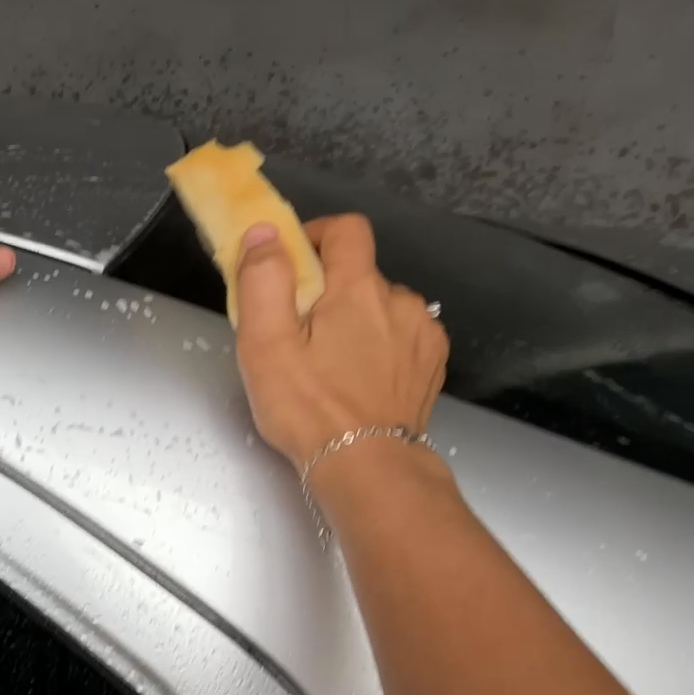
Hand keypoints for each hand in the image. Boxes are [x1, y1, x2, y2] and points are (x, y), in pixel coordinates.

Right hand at [233, 213, 448, 472]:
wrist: (365, 464)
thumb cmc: (306, 406)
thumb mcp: (264, 344)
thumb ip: (262, 282)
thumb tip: (263, 233)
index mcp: (357, 290)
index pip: (346, 230)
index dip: (314, 235)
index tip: (287, 264)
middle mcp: (399, 300)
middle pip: (358, 274)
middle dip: (325, 292)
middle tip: (291, 334)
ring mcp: (421, 332)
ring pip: (379, 307)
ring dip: (352, 320)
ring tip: (323, 363)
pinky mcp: (430, 362)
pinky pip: (399, 335)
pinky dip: (375, 344)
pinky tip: (354, 378)